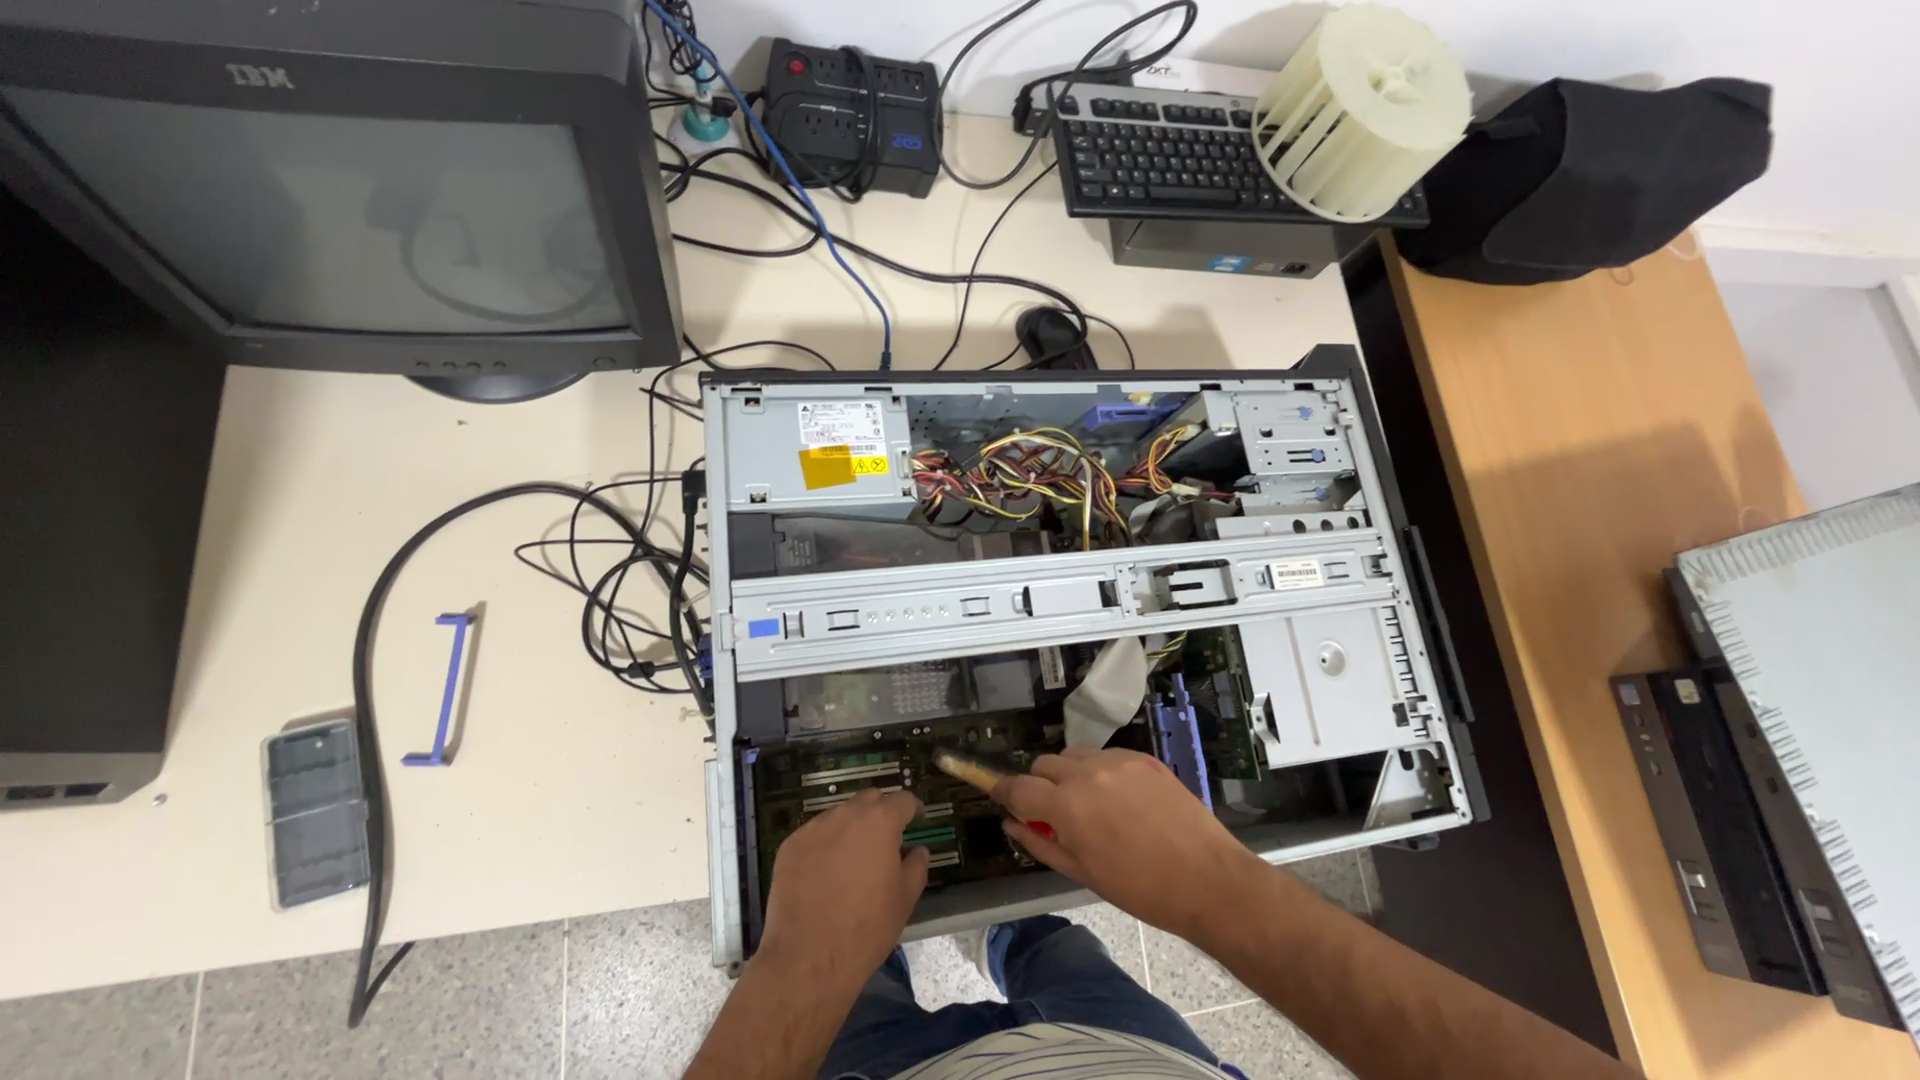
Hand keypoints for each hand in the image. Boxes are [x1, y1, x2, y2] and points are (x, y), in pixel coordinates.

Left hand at [756, 788, 928, 992]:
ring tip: (854, 858)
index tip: (917, 820)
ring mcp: (813, 829)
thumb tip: (917, 851)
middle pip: (869, 799)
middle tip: (887, 838)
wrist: (809, 957)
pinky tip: (826, 872)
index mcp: (879, 822)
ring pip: (839, 815)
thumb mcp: (905, 898)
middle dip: (881, 812)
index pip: (902, 800)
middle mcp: (845, 815)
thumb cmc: (867, 928)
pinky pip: (815, 835)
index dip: (913, 809)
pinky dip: (826, 844)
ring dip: (852, 827)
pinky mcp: (789, 846)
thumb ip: (916, 866)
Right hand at [993, 747, 1266, 940]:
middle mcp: (1087, 774)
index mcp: (1067, 807)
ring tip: (1087, 804)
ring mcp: (1119, 762)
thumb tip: (1011, 823)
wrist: (1208, 880)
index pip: (1018, 787)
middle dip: (1038, 784)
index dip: (1003, 791)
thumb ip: (1040, 843)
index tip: (998, 795)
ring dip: (1068, 774)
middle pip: (1044, 764)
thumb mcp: (1082, 873)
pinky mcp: (1144, 758)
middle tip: (1051, 811)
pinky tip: (1117, 798)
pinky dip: (1099, 770)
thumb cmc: (1141, 889)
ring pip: (1074, 755)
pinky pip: (1106, 755)